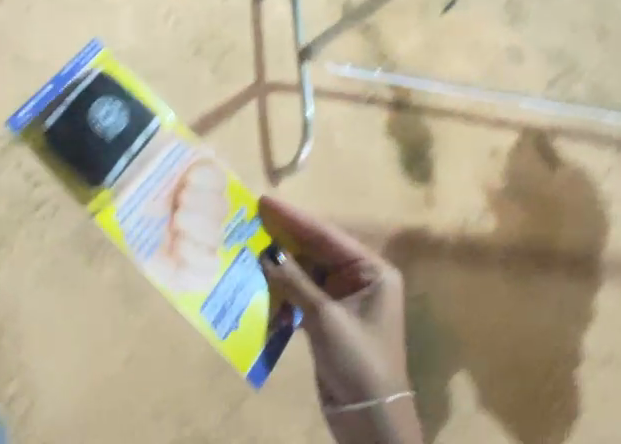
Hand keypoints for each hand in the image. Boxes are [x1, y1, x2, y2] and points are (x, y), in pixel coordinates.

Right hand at [259, 196, 421, 443]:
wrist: (369, 419)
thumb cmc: (358, 360)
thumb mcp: (325, 317)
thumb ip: (294, 281)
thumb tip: (264, 253)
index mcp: (372, 271)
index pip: (327, 235)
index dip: (294, 218)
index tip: (264, 200)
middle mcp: (359, 279)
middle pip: (315, 249)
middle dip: (284, 236)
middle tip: (251, 216)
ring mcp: (342, 299)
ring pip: (305, 270)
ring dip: (279, 261)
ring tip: (247, 241)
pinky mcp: (327, 318)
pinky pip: (300, 291)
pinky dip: (281, 286)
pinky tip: (257, 276)